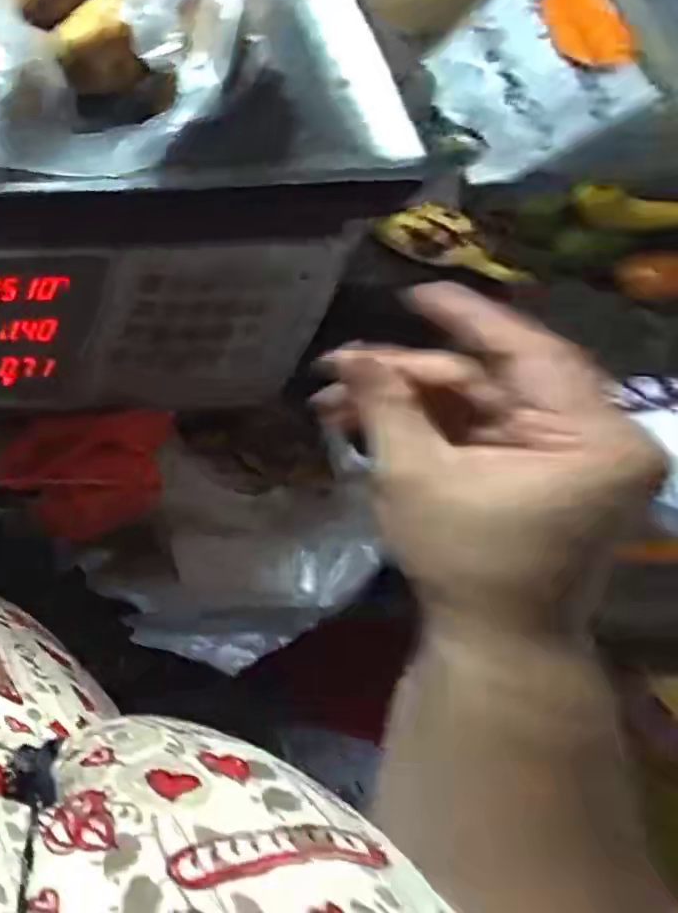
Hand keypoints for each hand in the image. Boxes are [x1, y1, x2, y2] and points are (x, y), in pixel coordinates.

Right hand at [315, 283, 665, 633]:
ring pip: (467, 403)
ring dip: (397, 399)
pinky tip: (359, 420)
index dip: (471, 319)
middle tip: (334, 369)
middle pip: (486, 380)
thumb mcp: (414, 472)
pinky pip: (465, 428)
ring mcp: (555, 455)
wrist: (493, 626)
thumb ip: (386, 406)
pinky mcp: (525, 470)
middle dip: (404, 373)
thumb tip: (348, 355)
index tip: (418, 293)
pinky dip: (413, 422)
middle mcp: (587, 437)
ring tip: (329, 402)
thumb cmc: (464, 552)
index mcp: (590, 437)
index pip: (532, 356)